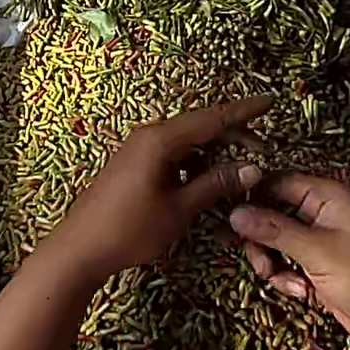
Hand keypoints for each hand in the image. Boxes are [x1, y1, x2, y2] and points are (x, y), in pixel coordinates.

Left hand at [43, 96, 273, 280]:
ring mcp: (140, 149)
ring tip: (238, 170)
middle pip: (200, 126)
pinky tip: (205, 181)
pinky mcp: (135, 164)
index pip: (211, 118)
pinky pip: (173, 153)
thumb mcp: (179, 209)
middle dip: (233, 135)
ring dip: (213, 151)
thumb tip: (253, 167)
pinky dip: (194, 162)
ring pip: (187, 141)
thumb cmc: (129, 229)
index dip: (244, 111)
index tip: (270, 101)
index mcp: (161, 140)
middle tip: (263, 148)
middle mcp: (150, 136)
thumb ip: (215, 184)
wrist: (79, 248)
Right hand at [228, 173, 349, 348]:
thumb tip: (233, 213)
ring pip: (275, 240)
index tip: (232, 219)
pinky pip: (287, 261)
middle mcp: (320, 211)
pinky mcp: (316, 263)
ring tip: (283, 281)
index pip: (276, 182)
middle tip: (261, 262)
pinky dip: (287, 277)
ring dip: (273, 262)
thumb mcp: (318, 252)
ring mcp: (318, 238)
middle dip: (262, 239)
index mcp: (326, 194)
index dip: (254, 199)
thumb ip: (274, 230)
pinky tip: (303, 292)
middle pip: (271, 213)